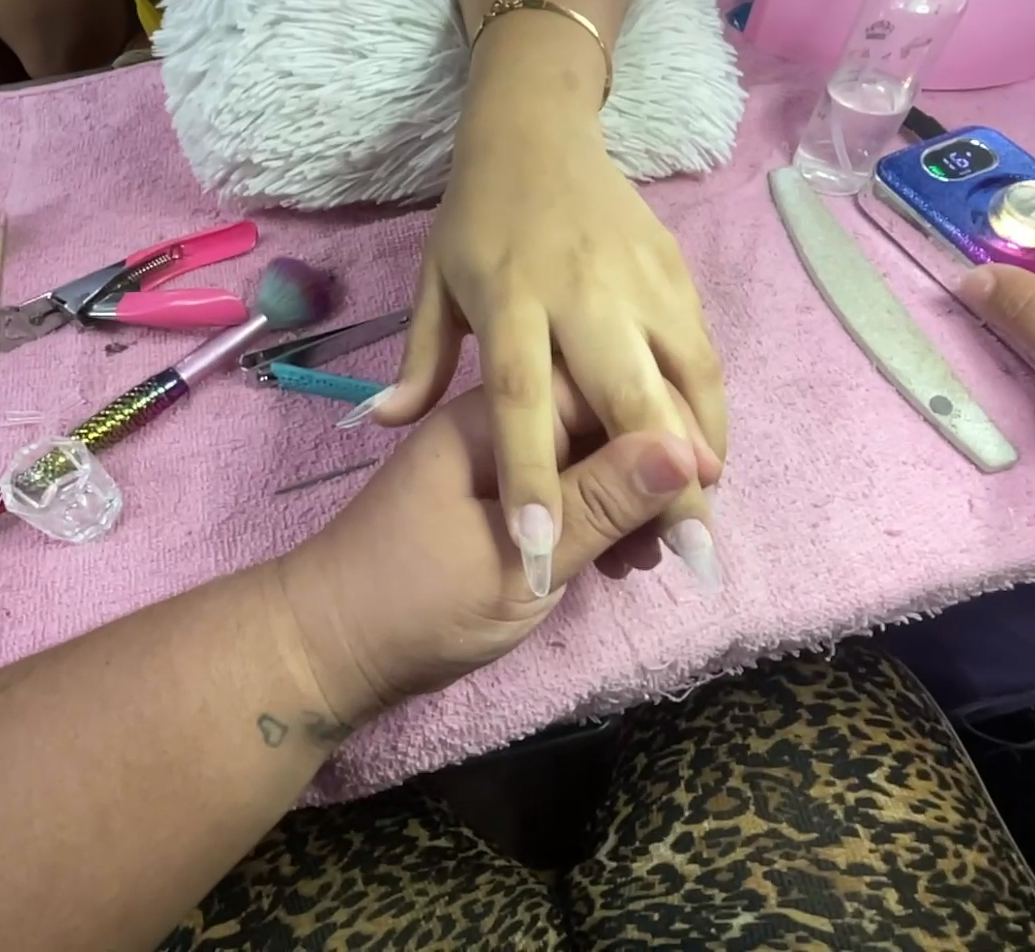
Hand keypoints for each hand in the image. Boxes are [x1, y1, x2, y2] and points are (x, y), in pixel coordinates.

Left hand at [281, 377, 722, 726]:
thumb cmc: (413, 601)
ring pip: (589, 457)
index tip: (705, 494)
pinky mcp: (500, 492)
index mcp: (495, 412)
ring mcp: (498, 455)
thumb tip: (685, 452)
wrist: (329, 643)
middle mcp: (498, 419)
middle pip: (602, 421)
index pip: (603, 391)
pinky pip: (567, 486)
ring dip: (629, 503)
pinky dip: (598, 518)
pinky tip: (620, 556)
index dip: (664, 435)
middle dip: (652, 477)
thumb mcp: (516, 560)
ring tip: (648, 558)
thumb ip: (599, 503)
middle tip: (679, 541)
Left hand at [360, 42, 727, 598]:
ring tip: (703, 515)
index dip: (530, 480)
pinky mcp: (677, 269)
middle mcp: (582, 292)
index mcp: (509, 299)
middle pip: (628, 396)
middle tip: (684, 555)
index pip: (521, 399)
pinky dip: (711, 407)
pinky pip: (703, 351)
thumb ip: (418, 357)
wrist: (538, 130)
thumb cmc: (477, 218)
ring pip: (688, 377)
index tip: (539, 553)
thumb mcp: (432, 282)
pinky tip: (707, 451)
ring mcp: (640, 279)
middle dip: (659, 480)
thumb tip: (379, 423)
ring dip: (702, 450)